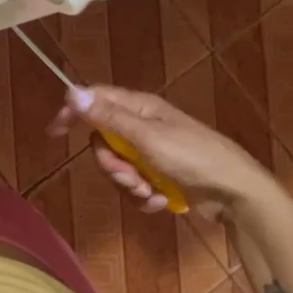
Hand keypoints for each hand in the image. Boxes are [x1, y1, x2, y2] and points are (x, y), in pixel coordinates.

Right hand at [49, 86, 278, 217]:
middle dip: (111, 164)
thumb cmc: (194, 156)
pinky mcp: (160, 176)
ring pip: (117, 166)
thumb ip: (108, 117)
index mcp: (139, 108)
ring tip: (150, 192)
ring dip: (128, 183)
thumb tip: (72, 92)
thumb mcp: (147, 137)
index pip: (95, 100)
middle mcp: (142, 127)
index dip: (73, 112)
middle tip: (129, 176)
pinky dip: (143, 196)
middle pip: (102, 140)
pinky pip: (134, 185)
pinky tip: (160, 200)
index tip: (55, 132)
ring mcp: (152, 152)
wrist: (236, 193)